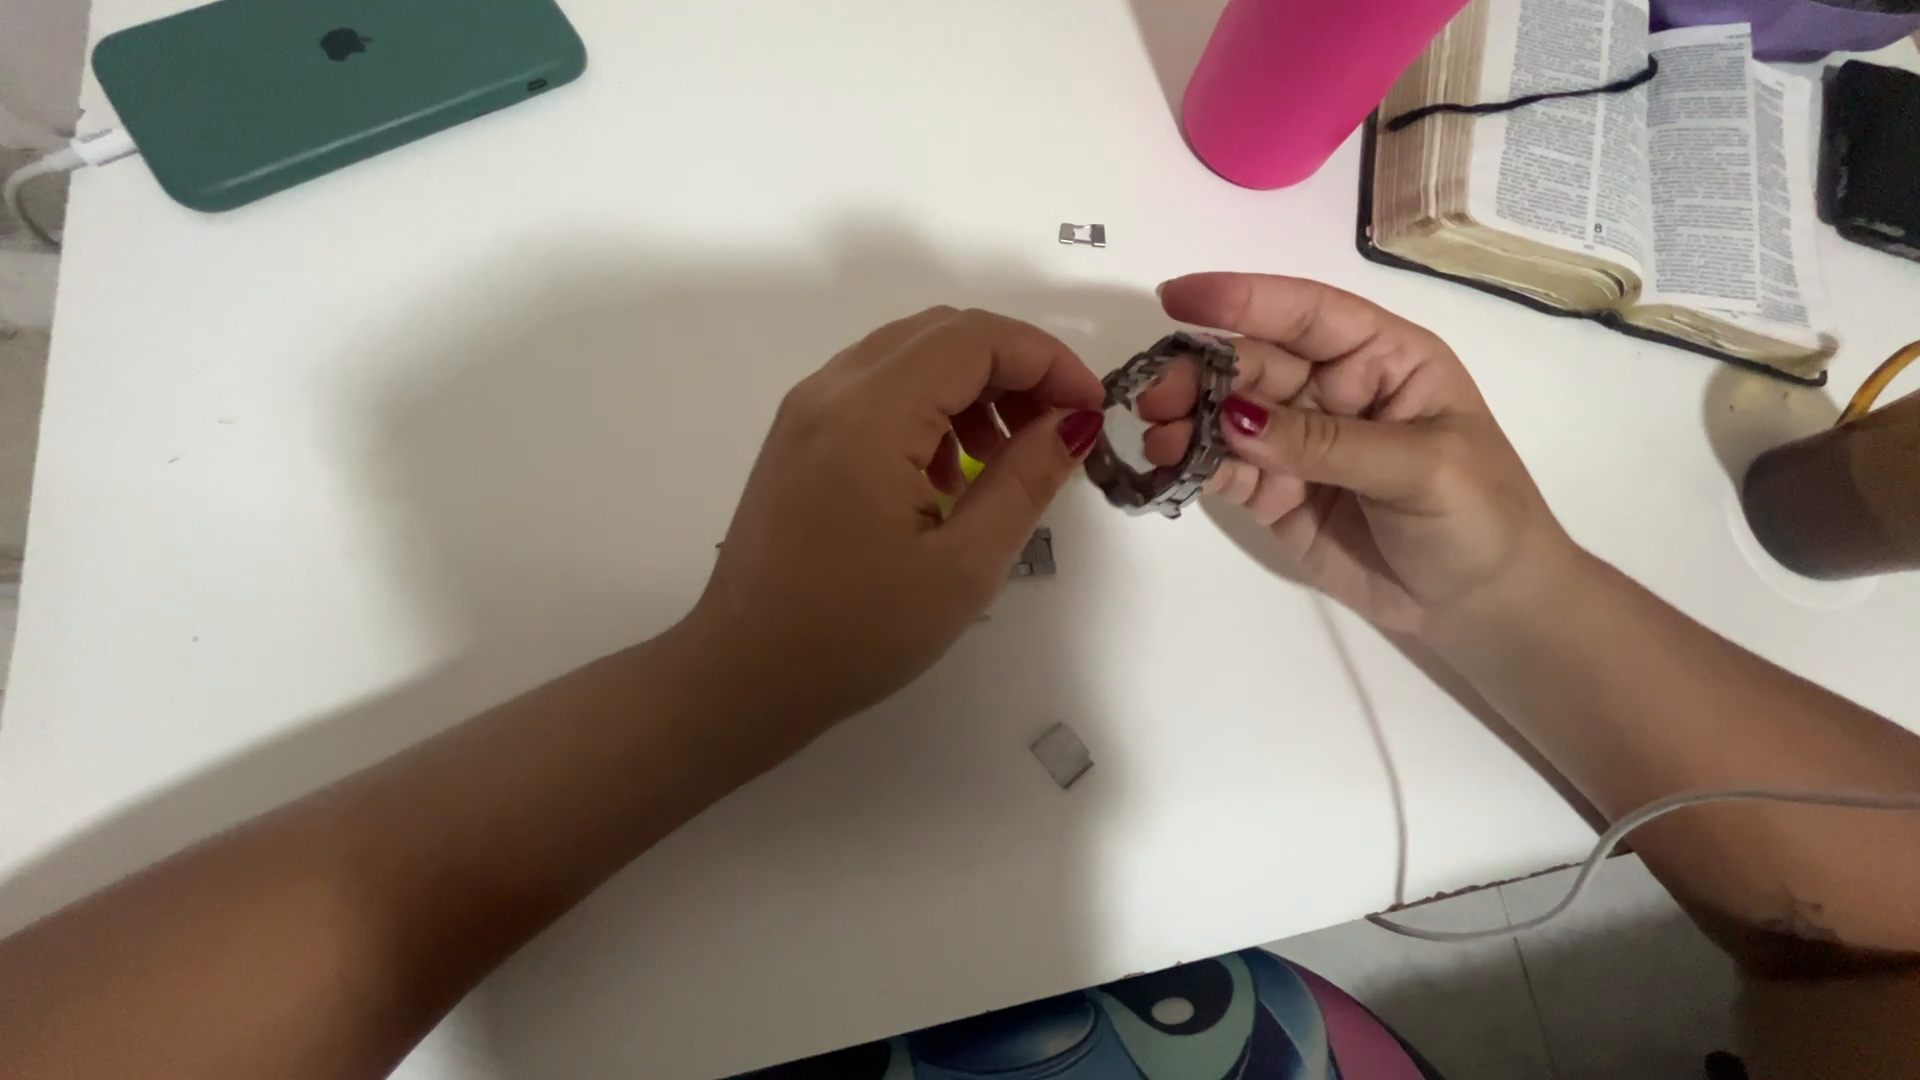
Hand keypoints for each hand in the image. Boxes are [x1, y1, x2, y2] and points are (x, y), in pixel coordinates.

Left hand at [682, 307, 1105, 747]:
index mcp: (870, 414)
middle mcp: (830, 390)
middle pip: (941, 334)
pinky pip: (875, 389)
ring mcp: (805, 409)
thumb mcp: (964, 565)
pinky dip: (926, 407)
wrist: (747, 673)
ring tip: (1001, 457)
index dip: (1046, 361)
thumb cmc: (859, 633)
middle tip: (1053, 430)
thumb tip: (1075, 420)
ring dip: (969, 386)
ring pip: (907, 356)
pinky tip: (943, 472)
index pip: (976, 340)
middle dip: (1013, 368)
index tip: (1088, 410)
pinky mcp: (797, 435)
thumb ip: (1026, 479)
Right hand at [1140, 273, 1573, 634]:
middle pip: (1252, 366)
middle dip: (1200, 373)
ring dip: (1186, 422)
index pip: (1306, 314)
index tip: (1176, 299)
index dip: (1243, 299)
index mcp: (1381, 360)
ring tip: (1155, 438)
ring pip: (1227, 419)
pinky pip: (1225, 471)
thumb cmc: (1480, 518)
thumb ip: (1325, 443)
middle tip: (1152, 395)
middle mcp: (1331, 392)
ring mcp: (1296, 445)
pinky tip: (1167, 466)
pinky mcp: (1272, 493)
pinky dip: (1193, 467)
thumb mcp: (1420, 468)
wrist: (1478, 605)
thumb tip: (1233, 419)